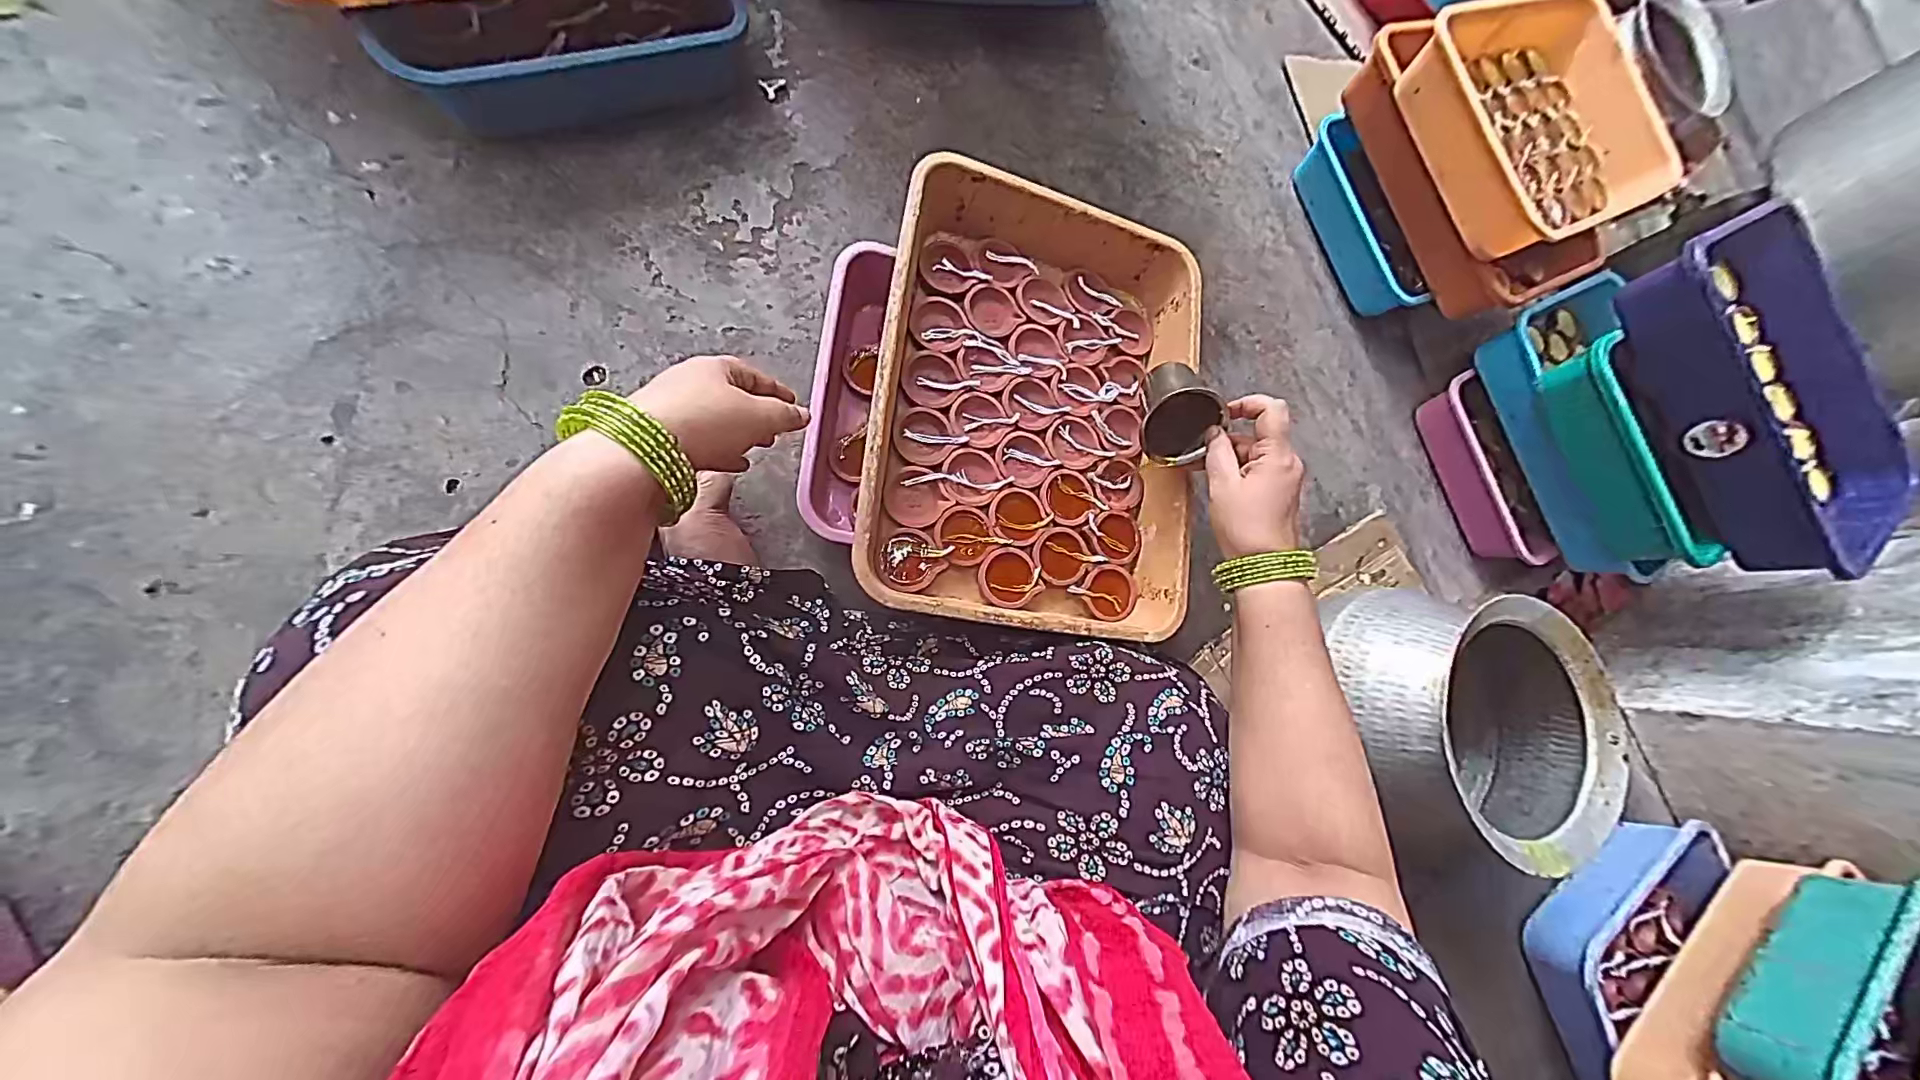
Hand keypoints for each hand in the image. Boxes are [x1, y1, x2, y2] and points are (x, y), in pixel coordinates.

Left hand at [629, 355, 809, 471]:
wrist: (647, 449)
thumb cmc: (701, 422)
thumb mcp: (759, 416)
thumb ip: (785, 415)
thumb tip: (802, 415)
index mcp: (714, 367)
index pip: (756, 377)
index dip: (779, 393)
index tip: (792, 405)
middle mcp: (688, 381)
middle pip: (733, 397)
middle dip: (757, 416)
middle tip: (774, 430)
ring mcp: (671, 407)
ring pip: (715, 420)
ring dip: (737, 434)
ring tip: (753, 448)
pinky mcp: (660, 434)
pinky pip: (697, 439)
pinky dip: (718, 448)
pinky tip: (728, 461)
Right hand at [1203, 394, 1305, 557]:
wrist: (1263, 564)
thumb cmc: (1247, 530)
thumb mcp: (1222, 484)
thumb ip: (1217, 451)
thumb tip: (1214, 434)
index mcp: (1278, 456)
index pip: (1271, 409)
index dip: (1246, 404)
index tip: (1224, 413)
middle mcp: (1288, 463)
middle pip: (1259, 433)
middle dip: (1229, 438)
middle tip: (1204, 452)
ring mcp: (1285, 477)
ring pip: (1256, 452)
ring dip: (1231, 457)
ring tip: (1208, 474)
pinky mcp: (1279, 491)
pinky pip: (1258, 469)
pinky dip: (1238, 471)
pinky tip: (1220, 485)